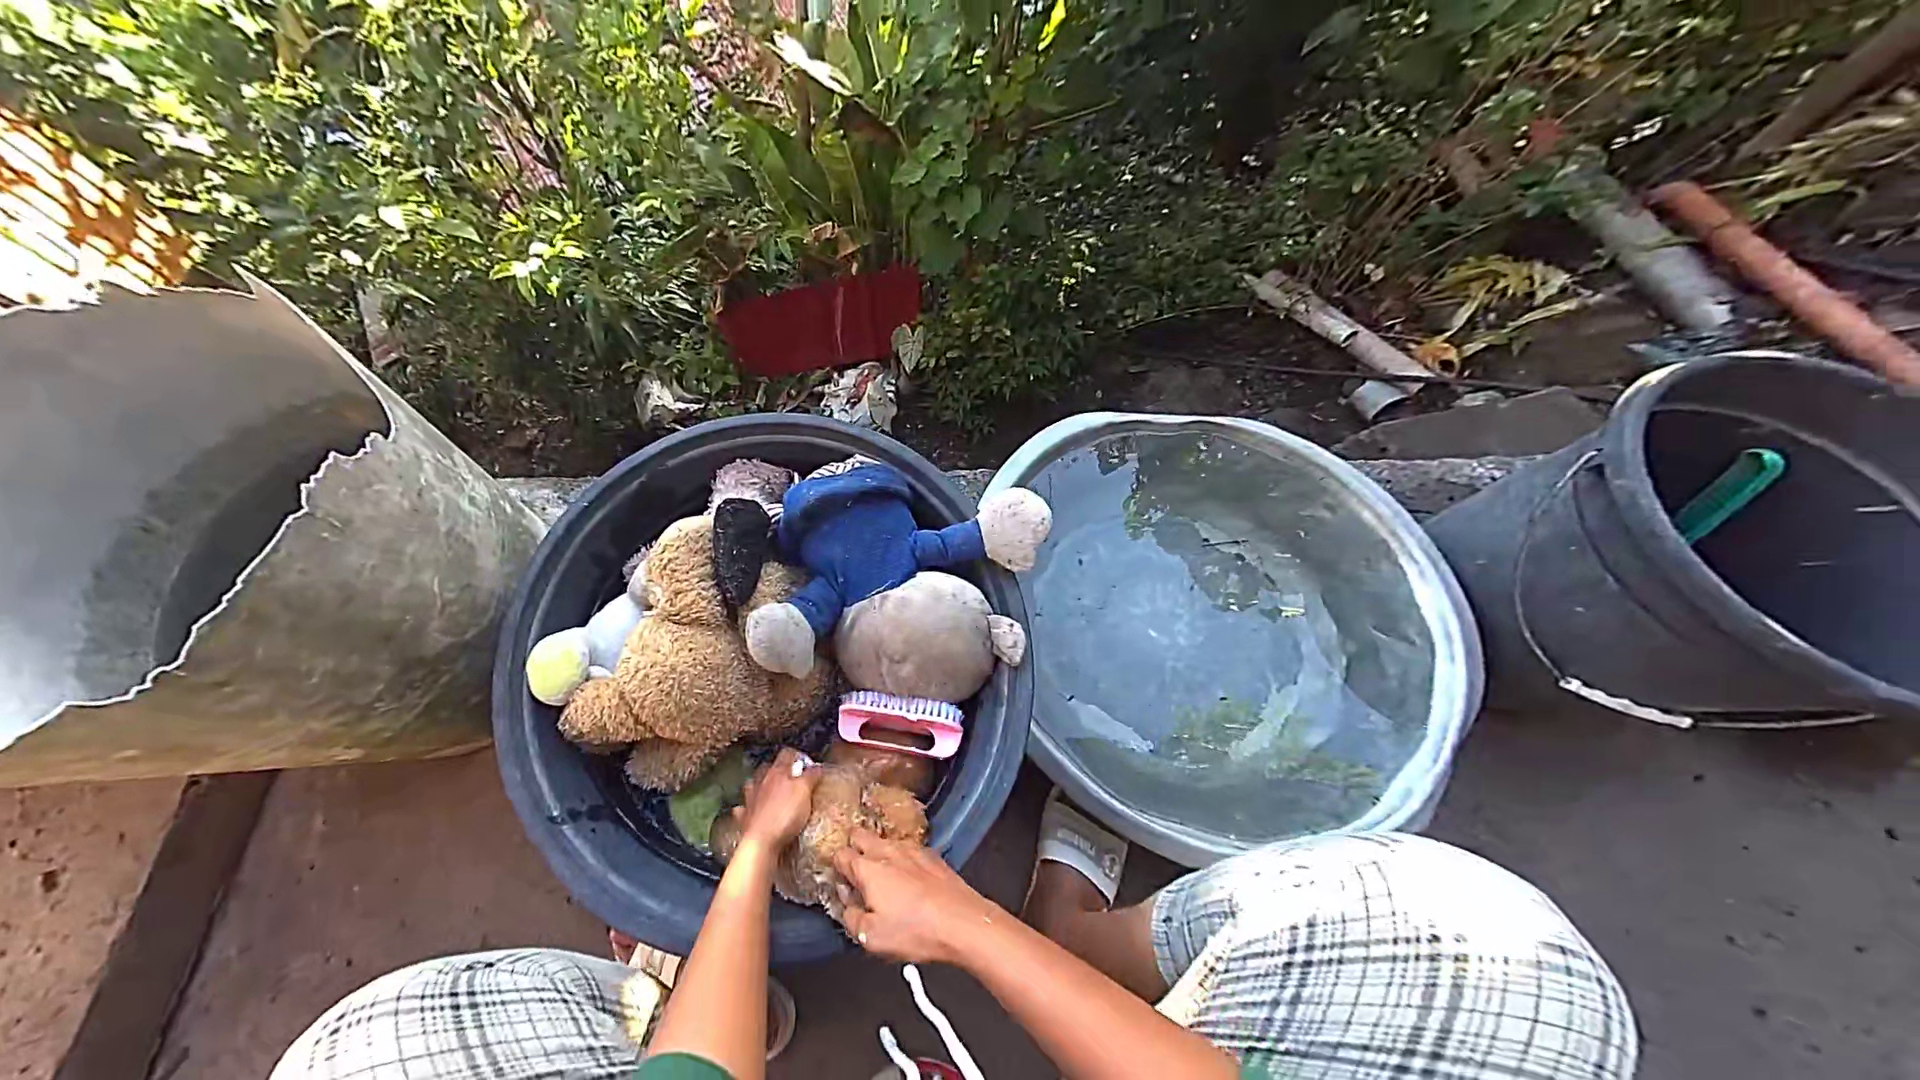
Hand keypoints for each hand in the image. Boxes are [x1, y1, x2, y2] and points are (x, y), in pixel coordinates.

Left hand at [734, 748, 817, 846]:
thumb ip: (810, 776)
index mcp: (777, 773)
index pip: (787, 754)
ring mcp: (750, 799)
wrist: (761, 842)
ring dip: (760, 785)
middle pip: (767, 767)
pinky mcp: (745, 818)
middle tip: (790, 777)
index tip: (807, 763)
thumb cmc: (785, 815)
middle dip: (777, 769)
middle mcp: (761, 782)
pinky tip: (753, 810)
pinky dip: (748, 807)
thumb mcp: (805, 792)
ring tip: (769, 790)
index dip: (798, 755)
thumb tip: (816, 766)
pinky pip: (744, 808)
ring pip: (752, 784)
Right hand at [833, 829, 1001, 965]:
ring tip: (882, 877)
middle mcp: (889, 852)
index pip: (841, 855)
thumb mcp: (871, 937)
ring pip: (885, 840)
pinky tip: (907, 879)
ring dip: (879, 852)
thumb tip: (848, 910)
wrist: (962, 921)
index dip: (836, 868)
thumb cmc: (919, 929)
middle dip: (853, 846)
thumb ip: (851, 919)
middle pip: (861, 835)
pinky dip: (902, 859)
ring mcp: (912, 850)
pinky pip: (908, 850)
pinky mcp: (931, 856)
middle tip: (854, 868)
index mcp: (868, 869)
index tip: (839, 881)